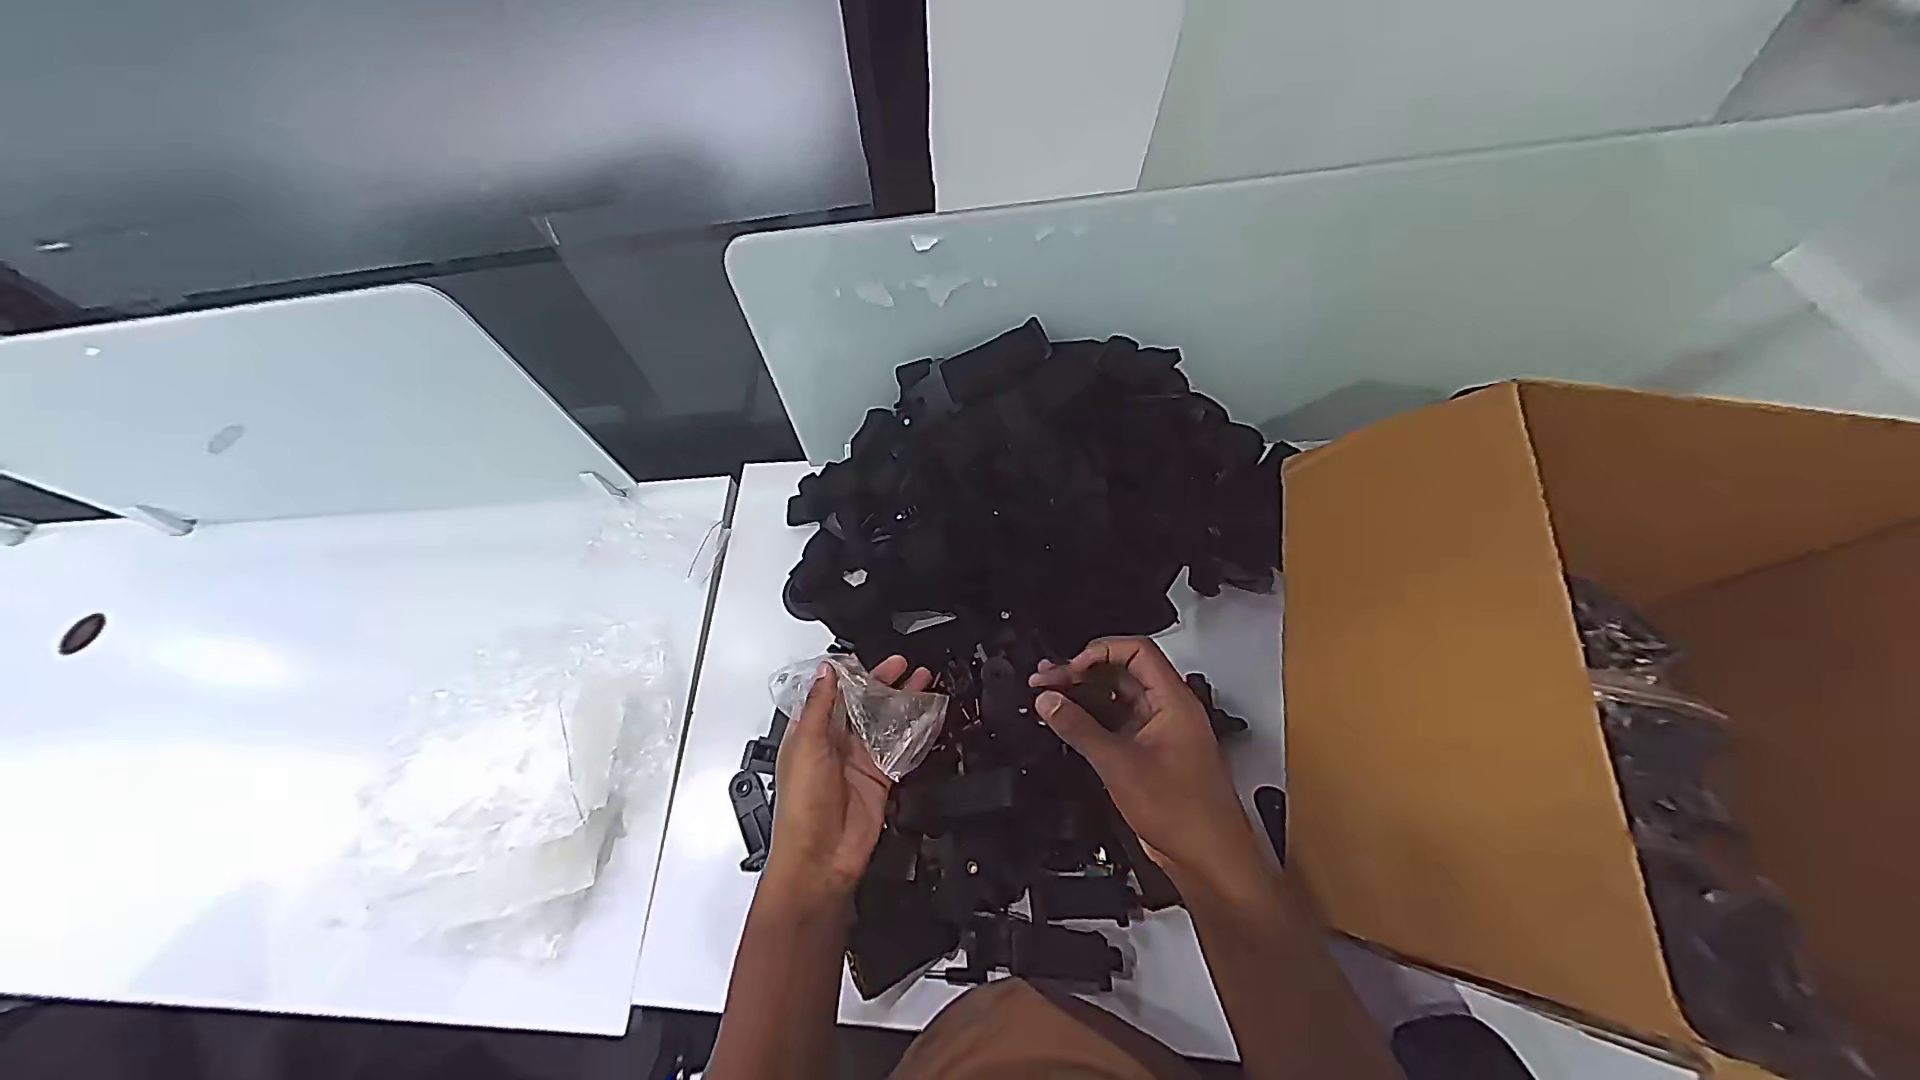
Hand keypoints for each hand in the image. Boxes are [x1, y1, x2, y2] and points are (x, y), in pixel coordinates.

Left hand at [763, 655, 932, 907]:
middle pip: (865, 705)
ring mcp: (859, 761)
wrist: (821, 856)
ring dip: (904, 702)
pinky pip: (901, 749)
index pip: (833, 694)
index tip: (867, 658)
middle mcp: (836, 745)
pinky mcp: (880, 778)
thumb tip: (824, 671)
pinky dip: (916, 732)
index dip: (852, 674)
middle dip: (884, 683)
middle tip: (904, 664)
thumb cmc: (801, 809)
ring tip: (923, 682)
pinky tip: (927, 717)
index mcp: (811, 733)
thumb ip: (818, 705)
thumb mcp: (806, 746)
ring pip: (886, 723)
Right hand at [1029, 637, 1264, 894]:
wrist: (1209, 860)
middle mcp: (1168, 711)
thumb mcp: (1120, 764)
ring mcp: (1158, 731)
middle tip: (1049, 680)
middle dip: (1082, 672)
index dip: (1099, 651)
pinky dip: (1090, 720)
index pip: (1136, 651)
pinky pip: (1115, 723)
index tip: (1071, 667)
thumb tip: (1051, 701)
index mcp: (1173, 701)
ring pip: (1115, 698)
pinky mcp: (1148, 752)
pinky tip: (1067, 723)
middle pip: (1121, 672)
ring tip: (1050, 696)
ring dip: (1083, 696)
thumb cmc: (1189, 815)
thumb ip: (1080, 728)